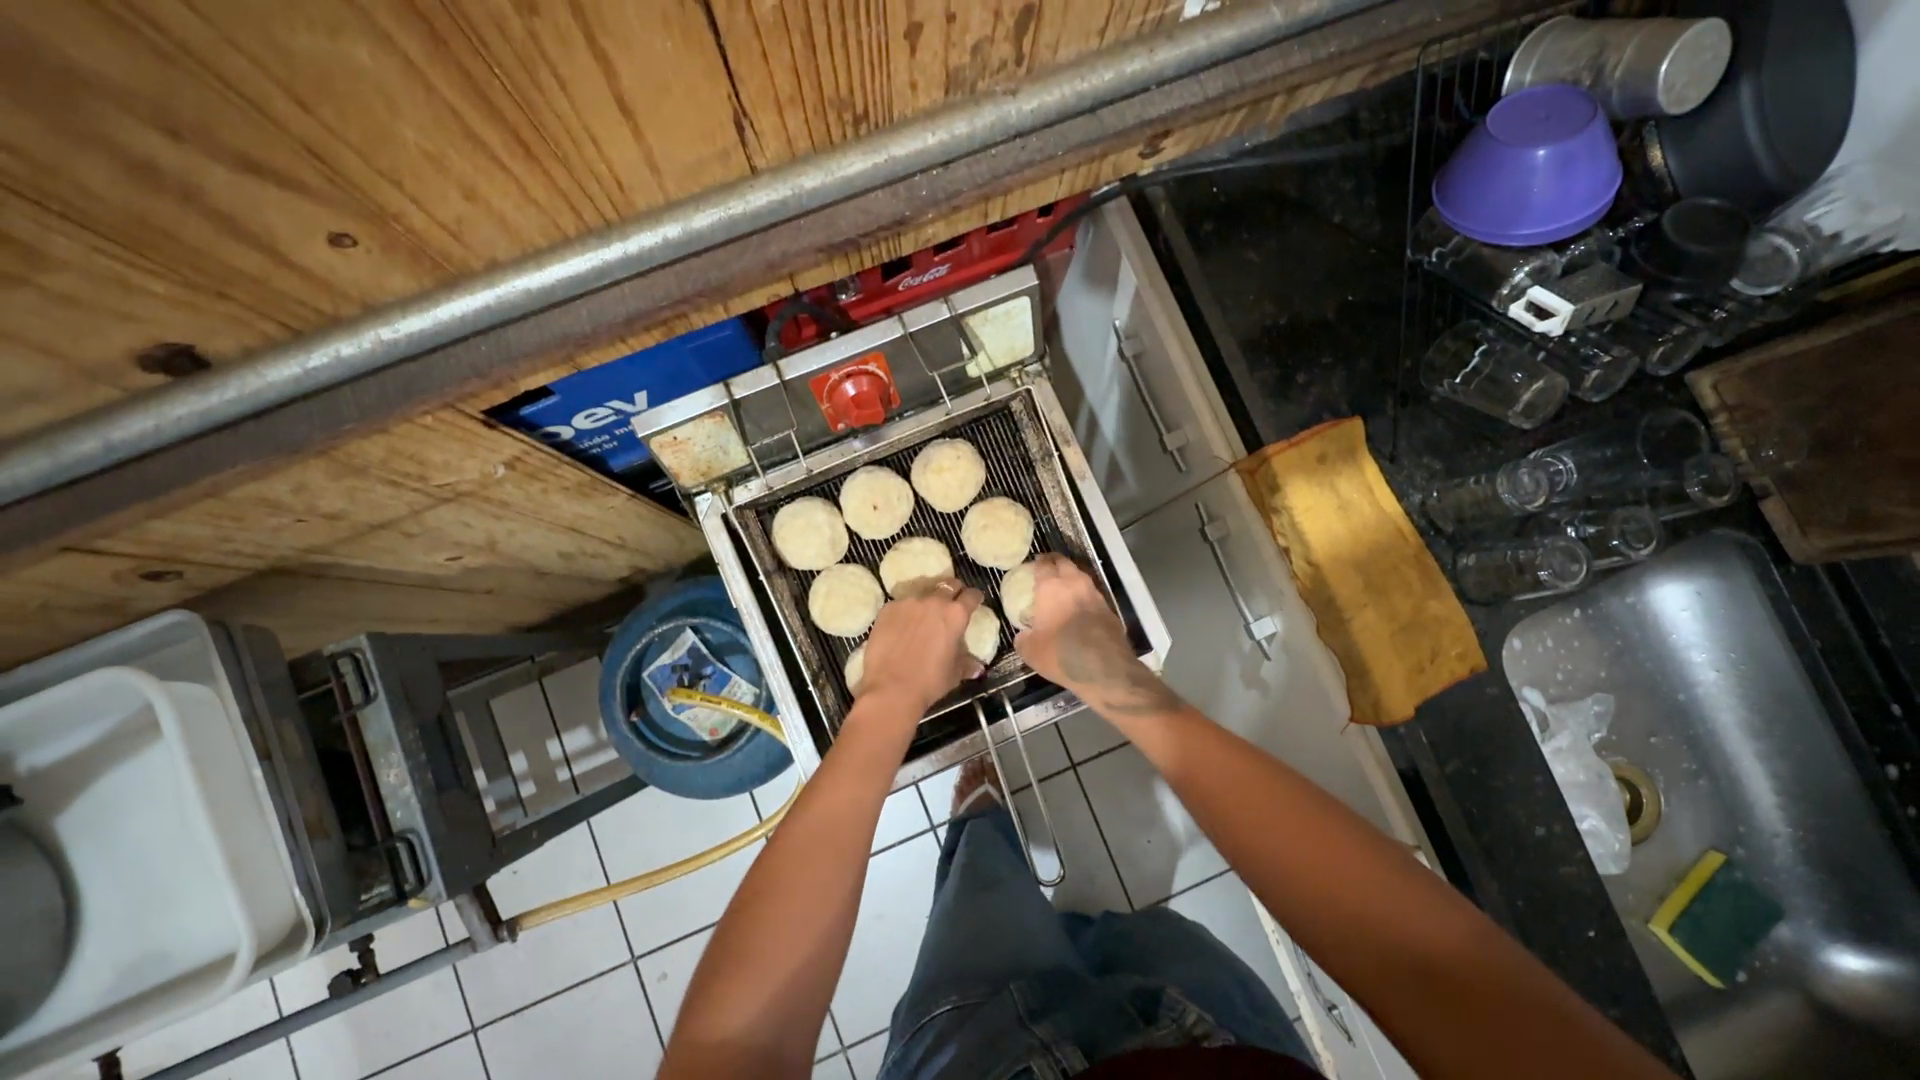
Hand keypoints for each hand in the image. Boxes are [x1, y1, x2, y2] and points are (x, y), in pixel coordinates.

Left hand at [855, 576, 984, 717]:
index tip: (974, 602)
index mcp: (956, 614)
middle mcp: (934, 601)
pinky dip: (905, 613)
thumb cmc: (930, 681)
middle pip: (948, 585)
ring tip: (922, 619)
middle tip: (951, 604)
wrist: (891, 688)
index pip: (971, 596)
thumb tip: (977, 667)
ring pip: (923, 594)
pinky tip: (901, 628)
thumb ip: (967, 663)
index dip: (975, 598)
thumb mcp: (955, 674)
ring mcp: (909, 602)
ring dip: (927, 603)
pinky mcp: (888, 608)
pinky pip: (901, 605)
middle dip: (953, 591)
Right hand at [1014, 555, 1182, 718]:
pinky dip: (1085, 599)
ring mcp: (1096, 596)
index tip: (1034, 563)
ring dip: (1073, 579)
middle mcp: (1075, 584)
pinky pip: (1093, 597)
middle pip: (1065, 563)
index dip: (1038, 562)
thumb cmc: (1060, 653)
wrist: (1104, 669)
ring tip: (1065, 589)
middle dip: (1056, 563)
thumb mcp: (1031, 652)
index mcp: (1052, 587)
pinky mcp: (1110, 610)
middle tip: (1048, 569)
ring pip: (1082, 578)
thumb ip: (1023, 639)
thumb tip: (1022, 636)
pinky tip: (1081, 611)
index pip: (1044, 564)